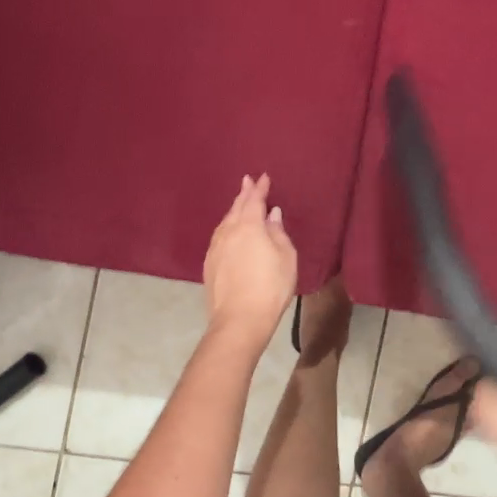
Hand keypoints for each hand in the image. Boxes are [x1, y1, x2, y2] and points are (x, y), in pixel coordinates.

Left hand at [202, 174, 295, 348]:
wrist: (239, 320)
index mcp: (249, 227)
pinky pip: (219, 236)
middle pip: (236, 208)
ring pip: (225, 222)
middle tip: (247, 181)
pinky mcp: (210, 265)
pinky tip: (229, 231)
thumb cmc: (270, 286)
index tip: (263, 177)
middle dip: (243, 194)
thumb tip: (272, 215)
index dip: (260, 188)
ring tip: (239, 204)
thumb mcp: (286, 257)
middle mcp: (229, 233)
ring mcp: (216, 249)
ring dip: (233, 210)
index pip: (254, 201)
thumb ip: (278, 233)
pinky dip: (226, 227)